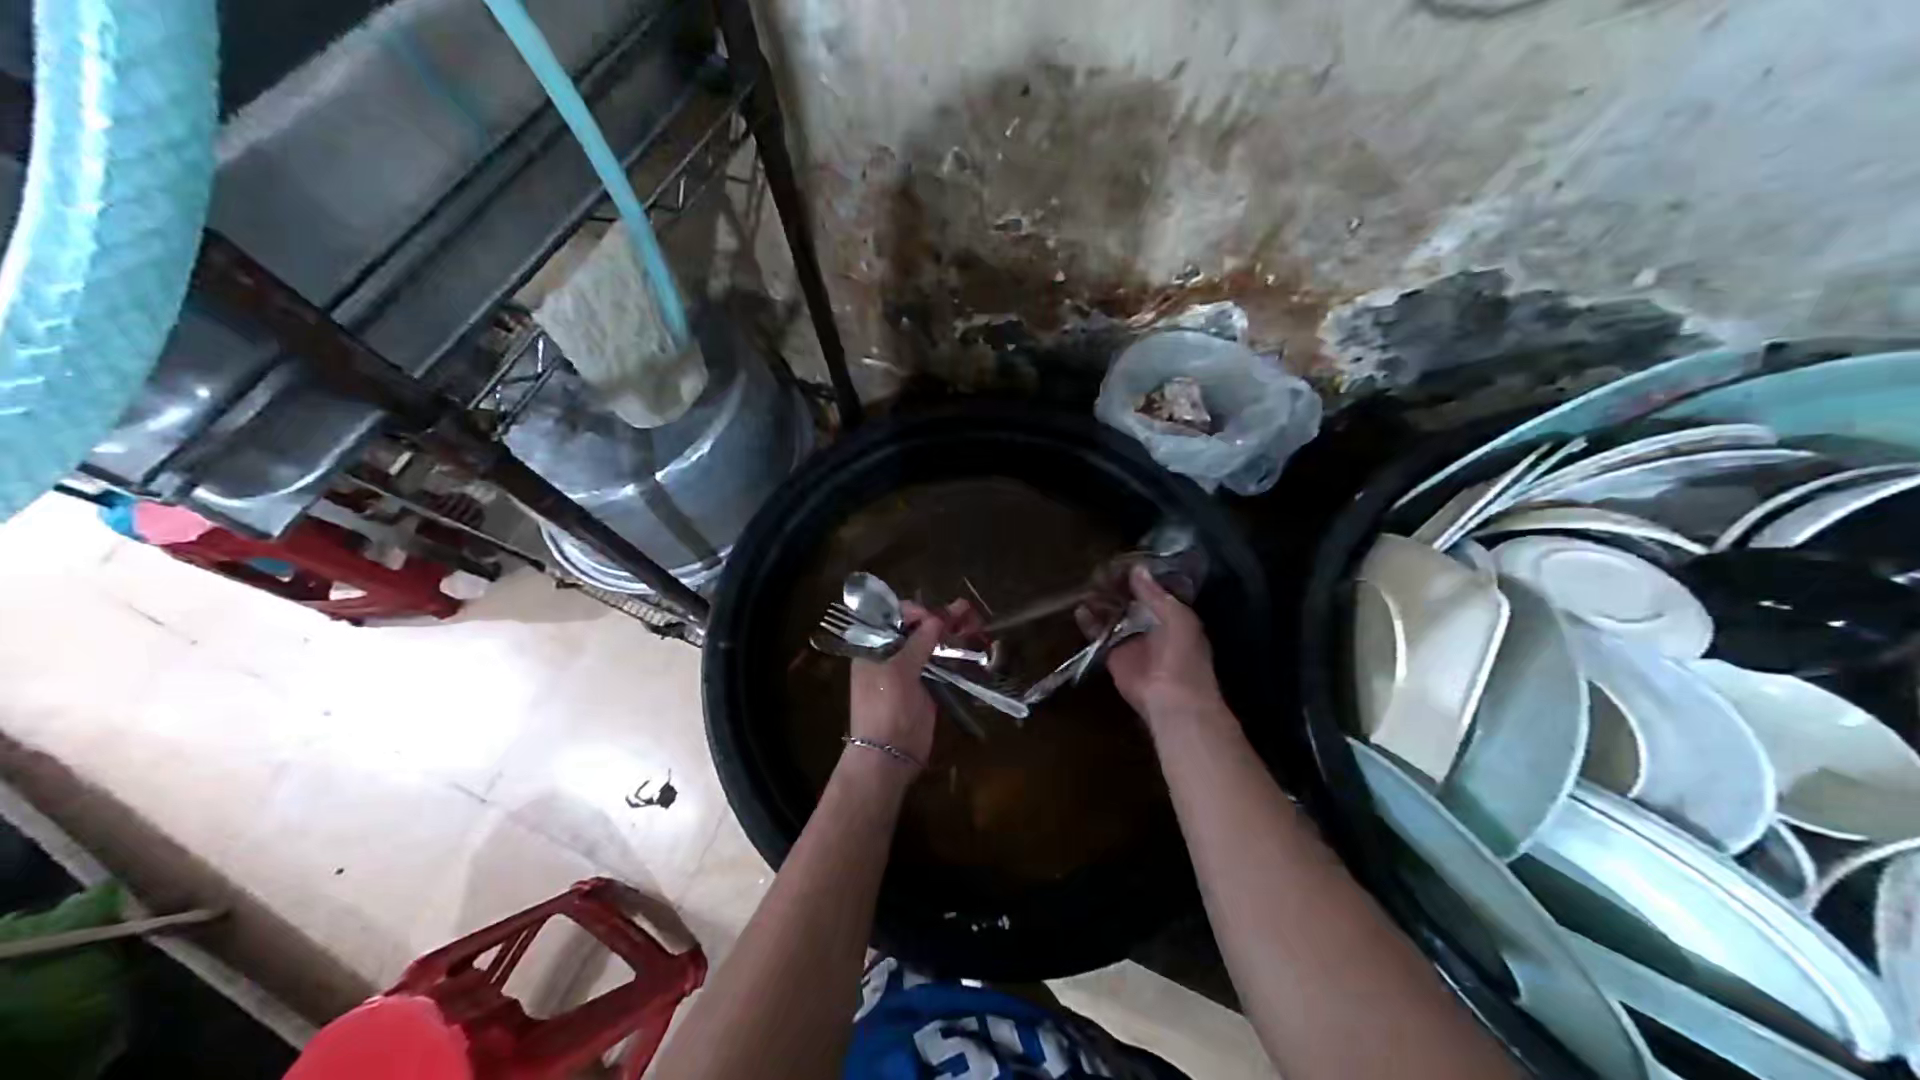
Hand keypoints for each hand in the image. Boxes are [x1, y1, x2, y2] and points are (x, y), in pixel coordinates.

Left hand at [847, 599, 973, 768]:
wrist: (889, 754)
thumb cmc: (885, 708)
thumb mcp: (898, 672)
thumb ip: (918, 643)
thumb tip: (937, 618)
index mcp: (873, 647)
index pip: (893, 617)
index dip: (915, 612)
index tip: (934, 616)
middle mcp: (890, 654)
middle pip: (916, 628)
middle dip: (940, 618)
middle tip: (965, 609)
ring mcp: (910, 670)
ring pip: (932, 644)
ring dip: (952, 632)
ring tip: (975, 620)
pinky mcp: (927, 685)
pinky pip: (942, 663)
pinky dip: (956, 652)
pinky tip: (973, 642)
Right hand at [1092, 564, 1225, 730]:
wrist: (1172, 698)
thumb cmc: (1183, 655)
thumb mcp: (1177, 617)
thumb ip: (1155, 594)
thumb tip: (1137, 569)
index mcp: (1173, 616)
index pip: (1153, 590)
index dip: (1138, 577)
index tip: (1121, 561)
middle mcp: (1151, 626)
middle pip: (1129, 602)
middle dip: (1116, 588)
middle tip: (1099, 570)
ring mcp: (1131, 641)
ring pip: (1113, 616)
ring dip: (1101, 602)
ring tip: (1087, 586)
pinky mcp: (1113, 655)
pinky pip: (1099, 635)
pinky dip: (1089, 623)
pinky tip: (1080, 609)